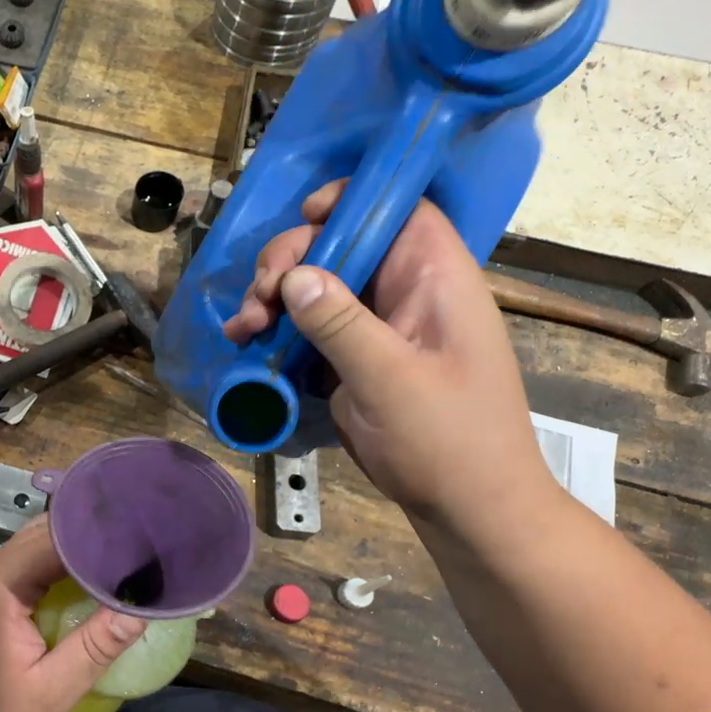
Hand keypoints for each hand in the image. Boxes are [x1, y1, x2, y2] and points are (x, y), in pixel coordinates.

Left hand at [0, 517, 145, 711]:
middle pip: (50, 531)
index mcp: (0, 582)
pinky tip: (92, 575)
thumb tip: (139, 610)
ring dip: (79, 547)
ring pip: (41, 539)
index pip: (59, 537)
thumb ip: (95, 647)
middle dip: (95, 537)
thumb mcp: (52, 689)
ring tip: (125, 559)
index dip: (102, 538)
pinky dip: (62, 560)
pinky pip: (31, 556)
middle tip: (142, 551)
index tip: (143, 547)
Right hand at [220, 180, 556, 525]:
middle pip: (343, 248)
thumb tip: (294, 275)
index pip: (399, 212)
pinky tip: (247, 345)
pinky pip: (311, 331)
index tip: (305, 218)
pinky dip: (277, 333)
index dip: (354, 201)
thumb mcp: (391, 379)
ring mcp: (378, 331)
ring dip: (274, 300)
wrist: (467, 510)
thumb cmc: (448, 441)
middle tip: (259, 297)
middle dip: (292, 262)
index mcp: (435, 281)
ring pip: (318, 289)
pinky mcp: (356, 363)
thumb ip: (341, 323)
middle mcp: (405, 295)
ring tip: (243, 328)